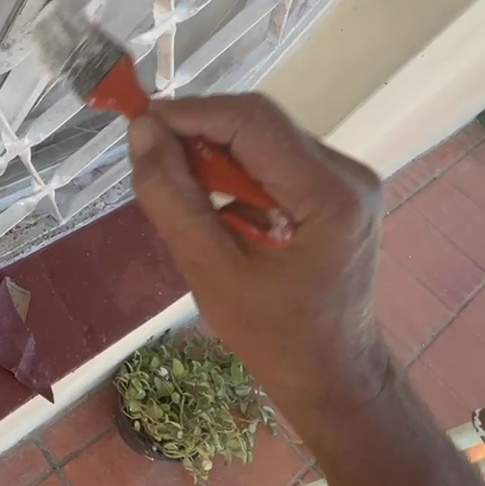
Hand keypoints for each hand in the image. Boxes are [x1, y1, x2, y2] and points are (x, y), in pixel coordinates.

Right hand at [126, 94, 392, 422]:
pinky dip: (227, 162)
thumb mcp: (206, 267)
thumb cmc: (270, 332)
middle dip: (195, 129)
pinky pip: (266, 152)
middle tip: (150, 156)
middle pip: (255, 121)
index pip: (250, 121)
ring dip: (208, 146)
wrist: (331, 373)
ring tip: (177, 183)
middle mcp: (346, 173)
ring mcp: (343, 178)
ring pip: (258, 132)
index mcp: (328, 196)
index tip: (138, 126)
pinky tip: (209, 196)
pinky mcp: (331, 186)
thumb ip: (170, 195)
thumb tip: (142, 129)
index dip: (189, 113)